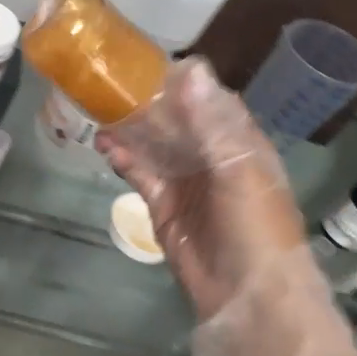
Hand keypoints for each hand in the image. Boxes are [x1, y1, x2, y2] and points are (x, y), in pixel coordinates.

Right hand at [95, 58, 356, 355]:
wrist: (249, 295)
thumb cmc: (257, 226)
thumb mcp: (239, 168)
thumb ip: (211, 122)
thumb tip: (190, 68)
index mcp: (240, 142)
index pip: (208, 100)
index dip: (180, 81)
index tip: (146, 60)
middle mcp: (211, 156)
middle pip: (174, 120)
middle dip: (146, 102)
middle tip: (110, 81)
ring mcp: (185, 181)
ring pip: (153, 144)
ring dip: (130, 128)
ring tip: (99, 109)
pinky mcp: (163, 205)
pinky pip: (140, 173)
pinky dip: (123, 158)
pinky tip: (104, 145)